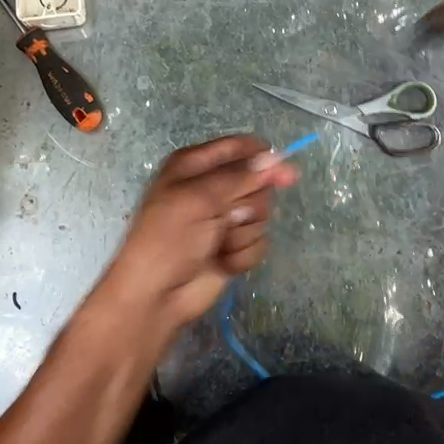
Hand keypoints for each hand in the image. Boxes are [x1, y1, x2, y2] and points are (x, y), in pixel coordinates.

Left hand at [90, 135, 297, 339]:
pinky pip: (259, 241)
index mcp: (194, 165)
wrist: (158, 295)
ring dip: (243, 232)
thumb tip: (275, 156)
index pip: (238, 148)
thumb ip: (240, 175)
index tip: (285, 173)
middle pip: (257, 182)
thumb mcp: (201, 198)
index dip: (262, 157)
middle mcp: (210, 188)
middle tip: (230, 217)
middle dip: (249, 204)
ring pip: (261, 215)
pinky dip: (243, 253)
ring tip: (219, 243)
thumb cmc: (170, 237)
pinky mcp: (234, 246)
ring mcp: (223, 219)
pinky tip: (223, 261)